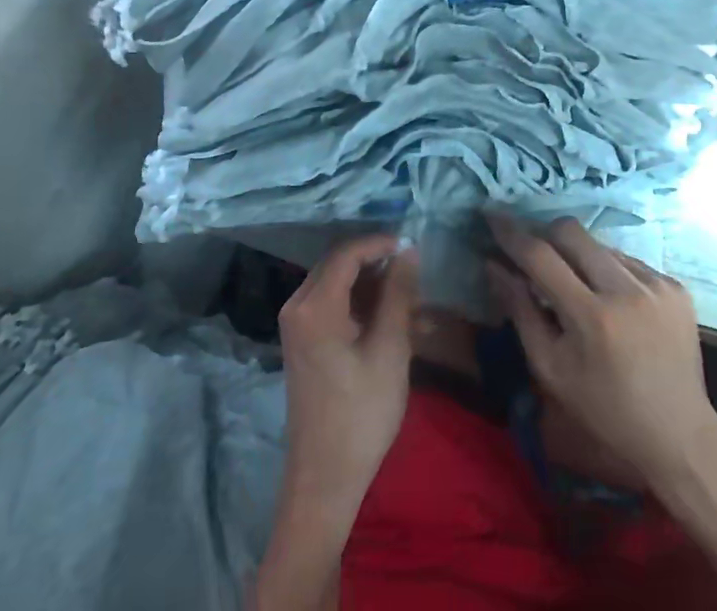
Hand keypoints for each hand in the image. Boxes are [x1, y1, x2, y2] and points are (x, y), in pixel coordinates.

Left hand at [278, 234, 419, 506]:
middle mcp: (298, 307)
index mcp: (313, 306)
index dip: (381, 243)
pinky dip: (366, 309)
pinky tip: (401, 326)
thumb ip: (398, 293)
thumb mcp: (390, 348)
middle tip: (418, 275)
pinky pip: (336, 308)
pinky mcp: (306, 343)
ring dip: (377, 290)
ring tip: (418, 306)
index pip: (347, 253)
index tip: (415, 246)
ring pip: (341, 287)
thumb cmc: (362, 411)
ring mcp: (299, 326)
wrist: (326, 475)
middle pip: (340, 266)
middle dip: (380, 265)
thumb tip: (408, 250)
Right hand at [485, 214, 716, 489]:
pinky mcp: (676, 287)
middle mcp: (627, 290)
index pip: (541, 256)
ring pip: (601, 244)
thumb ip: (520, 311)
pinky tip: (609, 300)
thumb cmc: (602, 408)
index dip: (511, 233)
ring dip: (578, 256)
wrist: (676, 432)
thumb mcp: (549, 368)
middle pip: (572, 232)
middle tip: (532, 251)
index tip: (492, 215)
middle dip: (544, 234)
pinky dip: (608, 271)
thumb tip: (494, 266)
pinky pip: (629, 261)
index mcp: (591, 317)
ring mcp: (657, 285)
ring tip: (574, 285)